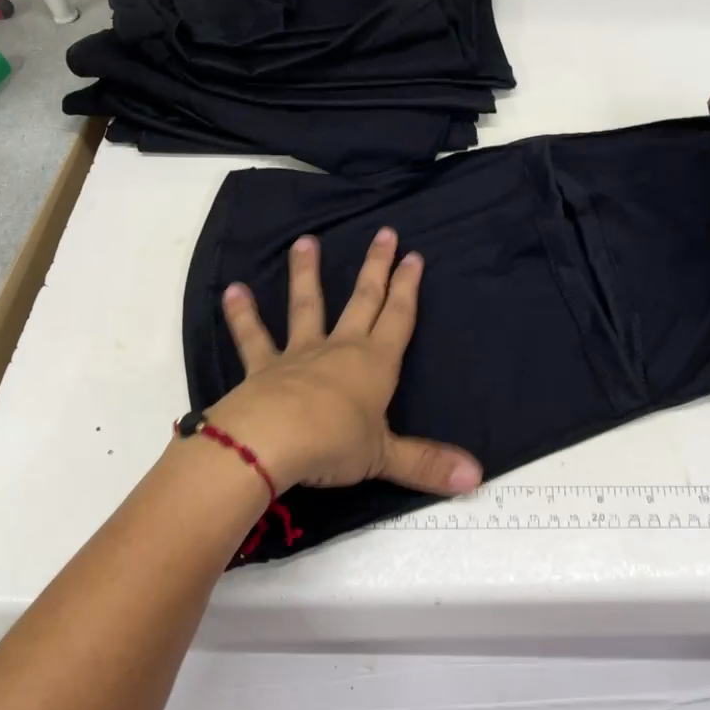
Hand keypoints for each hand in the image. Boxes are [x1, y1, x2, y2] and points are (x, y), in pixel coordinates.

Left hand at [205, 228, 482, 496]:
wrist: (271, 441)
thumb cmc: (335, 443)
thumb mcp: (386, 456)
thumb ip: (428, 464)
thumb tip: (476, 478)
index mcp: (375, 364)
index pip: (398, 317)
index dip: (408, 287)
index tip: (414, 255)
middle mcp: (341, 349)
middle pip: (363, 300)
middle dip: (376, 267)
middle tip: (384, 232)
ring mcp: (299, 354)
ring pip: (306, 306)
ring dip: (306, 274)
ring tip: (305, 242)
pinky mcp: (263, 368)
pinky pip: (253, 337)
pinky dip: (242, 315)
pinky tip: (233, 290)